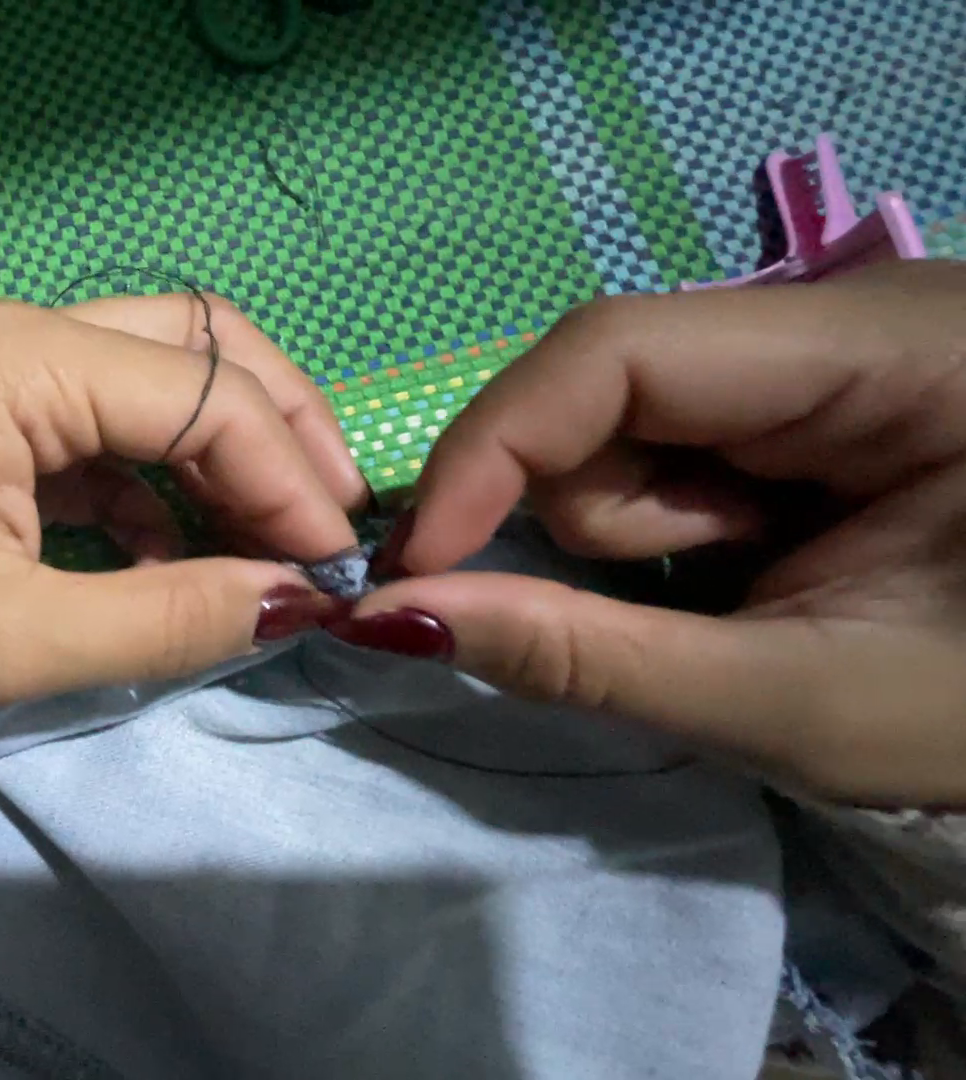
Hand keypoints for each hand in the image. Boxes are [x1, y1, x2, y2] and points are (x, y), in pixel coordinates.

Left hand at [0, 294, 366, 717]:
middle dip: (276, 425)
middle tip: (330, 512)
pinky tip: (178, 549)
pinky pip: (109, 429)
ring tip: (269, 539)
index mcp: (20, 363)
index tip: (331, 560)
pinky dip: (161, 482)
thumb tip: (295, 602)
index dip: (284, 475)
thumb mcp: (16, 637)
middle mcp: (19, 340)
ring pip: (157, 379)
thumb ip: (166, 618)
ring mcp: (6, 374)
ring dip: (224, 453)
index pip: (199, 394)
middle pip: (194, 346)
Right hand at [353, 260, 965, 803]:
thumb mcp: (790, 704)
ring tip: (724, 583)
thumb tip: (382, 619)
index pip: (613, 350)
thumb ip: (573, 655)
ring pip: (604, 421)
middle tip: (635, 601)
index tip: (417, 561)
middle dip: (572, 509)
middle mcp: (850, 317)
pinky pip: (641, 438)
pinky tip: (728, 555)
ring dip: (618, 523)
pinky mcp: (794, 391)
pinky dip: (645, 516)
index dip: (486, 451)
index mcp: (907, 352)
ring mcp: (819, 349)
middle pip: (594, 388)